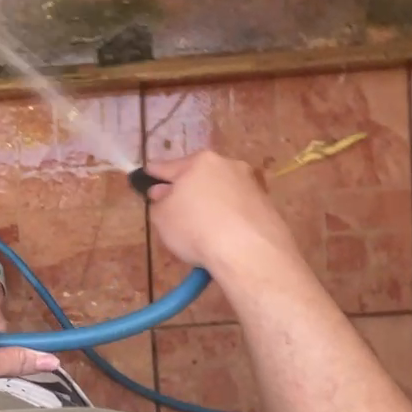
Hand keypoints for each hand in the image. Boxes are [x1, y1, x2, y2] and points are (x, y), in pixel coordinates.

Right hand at [145, 151, 301, 276]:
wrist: (249, 250)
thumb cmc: (195, 227)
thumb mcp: (161, 216)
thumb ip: (159, 201)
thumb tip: (164, 192)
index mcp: (199, 162)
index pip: (166, 166)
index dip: (153, 175)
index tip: (145, 179)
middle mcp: (228, 164)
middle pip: (198, 175)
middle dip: (185, 187)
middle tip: (174, 206)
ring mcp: (251, 182)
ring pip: (220, 189)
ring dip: (208, 200)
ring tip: (200, 224)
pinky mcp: (267, 202)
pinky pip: (236, 205)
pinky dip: (227, 214)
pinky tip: (221, 232)